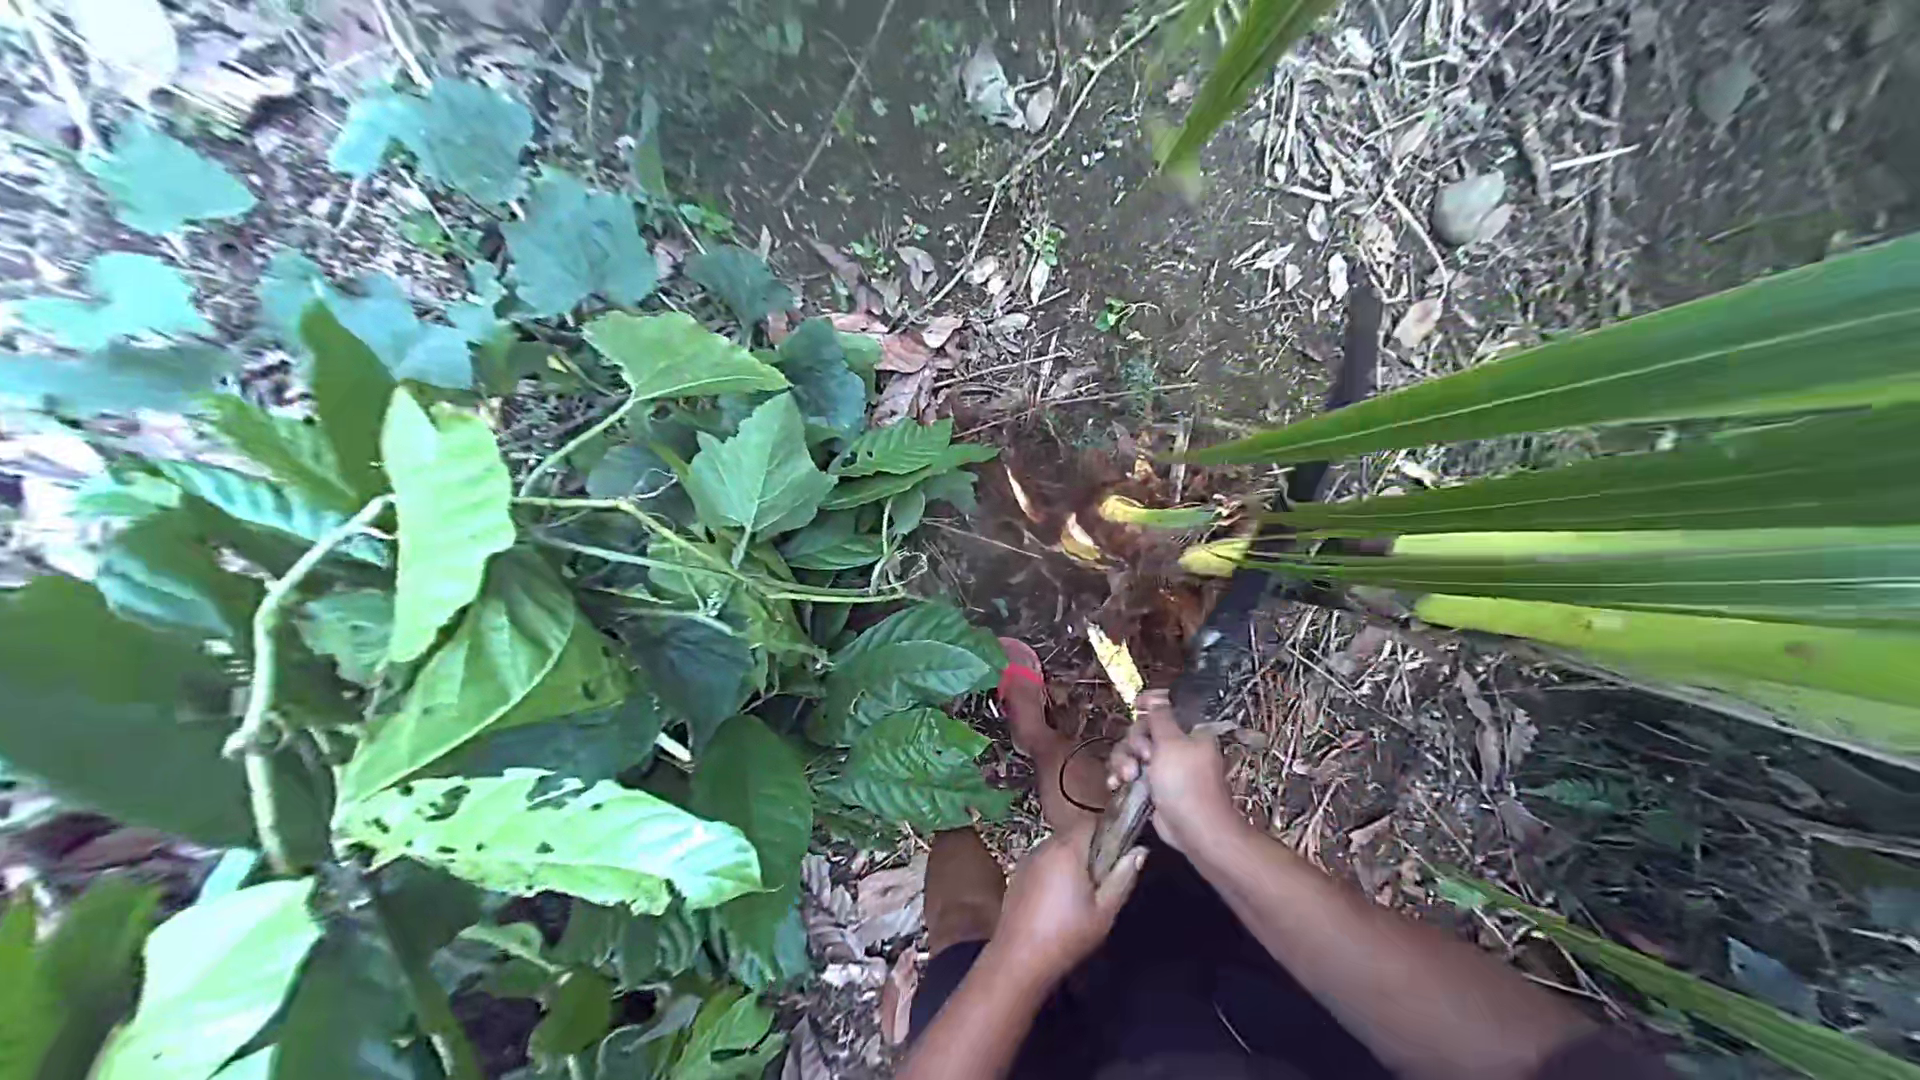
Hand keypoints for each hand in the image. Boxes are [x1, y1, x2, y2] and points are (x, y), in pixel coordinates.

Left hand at [987, 819, 1145, 985]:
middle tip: (1101, 879)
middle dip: (1089, 849)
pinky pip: (1042, 860)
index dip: (1106, 831)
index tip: (1116, 853)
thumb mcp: (1104, 911)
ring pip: (1056, 847)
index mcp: (1068, 849)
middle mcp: (1045, 846)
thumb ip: (1123, 877)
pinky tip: (1056, 899)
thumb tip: (1140, 851)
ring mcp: (1028, 857)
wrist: (1020, 957)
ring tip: (1079, 893)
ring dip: (1070, 859)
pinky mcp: (1017, 872)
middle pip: (1072, 834)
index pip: (1089, 821)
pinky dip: (1053, 869)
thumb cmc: (1068, 934)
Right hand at [1107, 689, 1241, 856]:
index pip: (1166, 707)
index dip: (1150, 703)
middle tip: (1142, 756)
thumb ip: (1160, 717)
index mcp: (1189, 732)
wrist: (1195, 829)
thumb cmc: (1186, 782)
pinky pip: (1129, 771)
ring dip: (1123, 760)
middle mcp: (1176, 746)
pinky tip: (1115, 784)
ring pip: (1131, 750)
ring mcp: (1163, 766)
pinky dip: (1120, 776)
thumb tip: (1156, 698)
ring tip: (1127, 776)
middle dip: (1134, 742)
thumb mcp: (1172, 743)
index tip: (1136, 704)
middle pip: (1142, 729)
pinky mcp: (1151, 785)